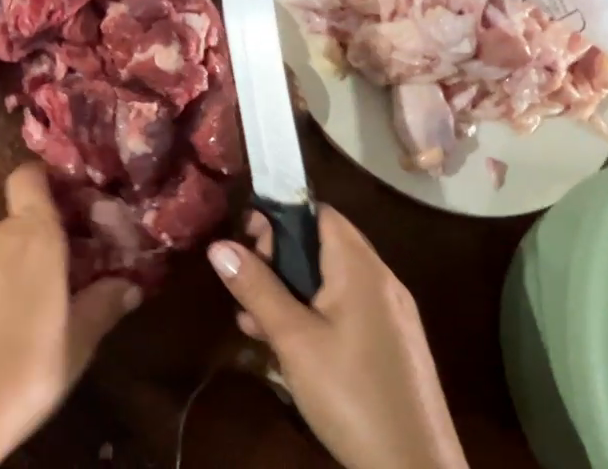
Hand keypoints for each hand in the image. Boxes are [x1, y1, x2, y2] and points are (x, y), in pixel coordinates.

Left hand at [0, 164, 141, 465]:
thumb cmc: (27, 372)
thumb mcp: (77, 345)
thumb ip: (102, 306)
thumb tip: (128, 284)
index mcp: (36, 236)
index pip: (31, 178)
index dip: (41, 183)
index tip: (56, 204)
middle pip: (12, 224)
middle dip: (26, 250)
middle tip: (41, 293)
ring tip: (3, 322)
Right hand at [209, 207, 466, 468]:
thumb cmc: (351, 394)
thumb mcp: (292, 339)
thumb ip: (256, 287)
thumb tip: (218, 244)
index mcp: (362, 270)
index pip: (320, 213)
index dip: (280, 215)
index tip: (246, 239)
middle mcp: (381, 283)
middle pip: (321, 245)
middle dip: (277, 259)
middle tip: (245, 286)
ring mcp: (389, 317)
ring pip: (328, 282)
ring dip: (288, 291)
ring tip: (252, 322)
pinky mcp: (389, 346)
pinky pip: (343, 310)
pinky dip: (311, 315)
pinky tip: (283, 347)